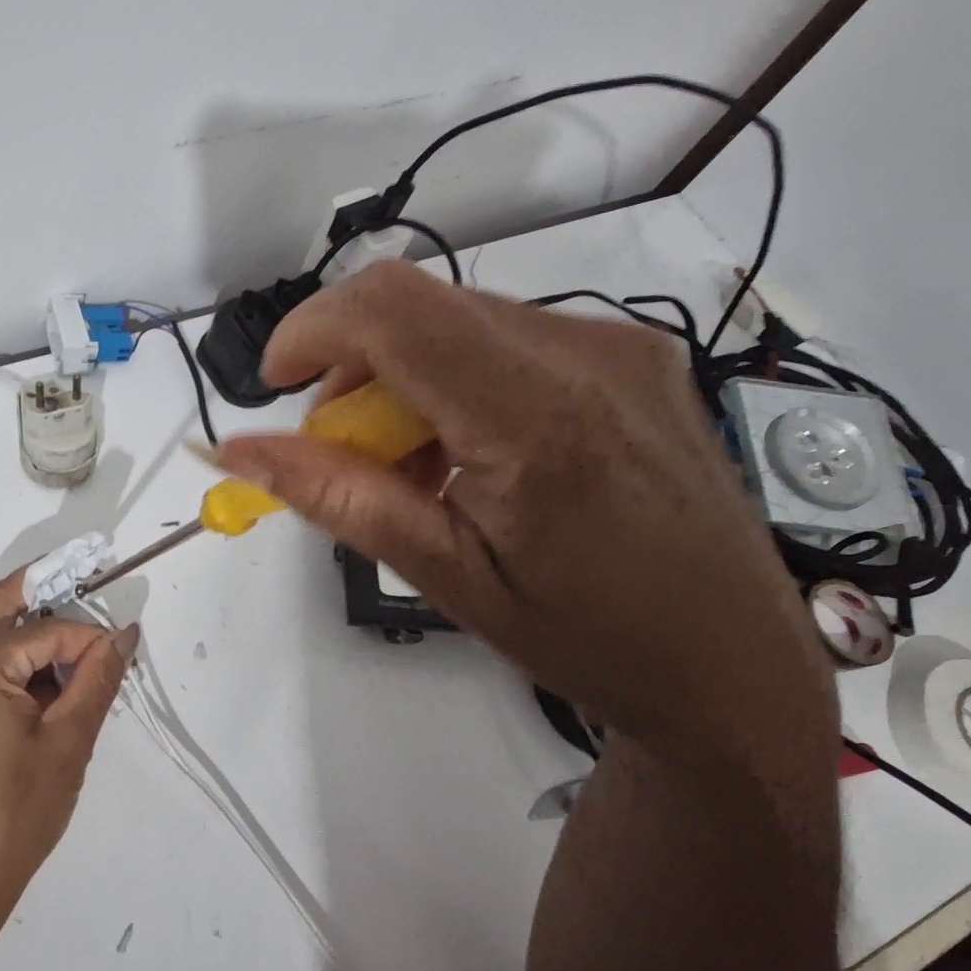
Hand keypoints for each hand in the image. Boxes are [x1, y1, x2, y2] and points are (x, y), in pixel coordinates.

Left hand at [0, 570, 139, 917]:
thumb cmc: (16, 812)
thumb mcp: (68, 742)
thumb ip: (97, 679)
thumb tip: (124, 633)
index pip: (48, 629)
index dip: (90, 639)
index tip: (122, 656)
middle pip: (6, 607)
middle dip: (51, 599)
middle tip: (94, 590)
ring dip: (35, 637)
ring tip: (80, 663)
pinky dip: (15, 663)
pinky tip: (48, 688)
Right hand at [213, 262, 832, 753]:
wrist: (736, 666)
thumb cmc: (586, 638)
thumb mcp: (445, 576)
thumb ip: (338, 498)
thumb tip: (233, 451)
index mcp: (537, 420)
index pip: (394, 311)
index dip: (311, 328)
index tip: (277, 387)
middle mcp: (587, 354)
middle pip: (418, 304)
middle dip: (349, 363)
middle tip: (341, 450)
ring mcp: (621, 347)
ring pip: (457, 317)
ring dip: (400, 374)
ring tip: (410, 464)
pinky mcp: (635, 356)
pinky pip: (505, 337)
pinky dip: (452, 379)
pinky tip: (467, 451)